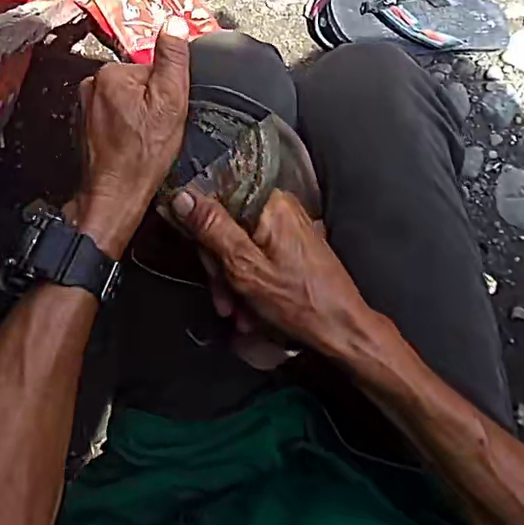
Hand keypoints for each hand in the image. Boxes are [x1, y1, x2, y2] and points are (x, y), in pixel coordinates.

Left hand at [66, 24, 190, 256]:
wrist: (115, 195)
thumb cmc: (141, 157)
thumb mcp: (170, 103)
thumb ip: (173, 60)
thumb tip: (174, 25)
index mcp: (110, 73)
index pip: (151, 70)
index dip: (166, 92)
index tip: (166, 114)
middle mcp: (92, 86)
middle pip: (139, 84)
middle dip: (152, 105)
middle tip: (157, 130)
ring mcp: (87, 108)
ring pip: (128, 103)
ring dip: (139, 119)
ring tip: (144, 141)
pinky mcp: (87, 127)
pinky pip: (116, 119)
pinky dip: (127, 130)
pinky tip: (133, 147)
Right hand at [172, 189, 379, 358]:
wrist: (341, 328)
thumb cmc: (299, 301)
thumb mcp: (243, 266)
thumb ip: (211, 229)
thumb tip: (182, 197)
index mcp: (269, 204)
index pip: (215, 197)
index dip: (199, 229)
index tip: (198, 258)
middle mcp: (279, 207)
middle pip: (225, 224)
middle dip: (218, 266)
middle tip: (222, 298)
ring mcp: (286, 226)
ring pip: (238, 244)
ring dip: (231, 281)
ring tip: (237, 311)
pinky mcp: (290, 245)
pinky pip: (255, 255)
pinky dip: (248, 281)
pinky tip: (249, 309)